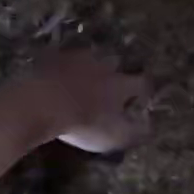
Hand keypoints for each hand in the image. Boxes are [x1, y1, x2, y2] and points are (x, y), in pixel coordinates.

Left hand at [7, 49, 150, 153]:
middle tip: (111, 83)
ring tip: (84, 76)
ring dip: (90, 65)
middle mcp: (103, 66)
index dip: (146, 88)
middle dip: (117, 71)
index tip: (146, 94)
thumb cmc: (83, 123)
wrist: (42, 104)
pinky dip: (64, 64)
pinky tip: (58, 73)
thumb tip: (151, 128)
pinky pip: (63, 57)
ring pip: (90, 56)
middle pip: (116, 63)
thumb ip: (136, 132)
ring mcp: (77, 58)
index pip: (142, 82)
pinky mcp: (53, 57)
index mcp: (120, 85)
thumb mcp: (115, 136)